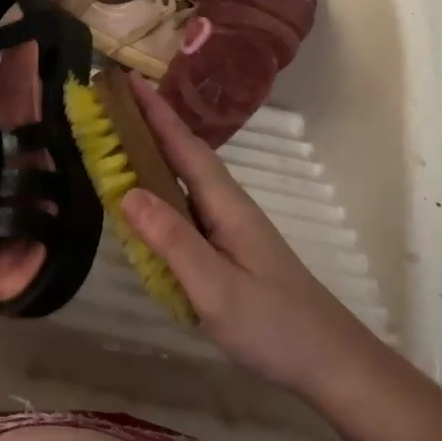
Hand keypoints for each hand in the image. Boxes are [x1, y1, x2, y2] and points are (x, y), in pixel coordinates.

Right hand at [119, 75, 353, 393]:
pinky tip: (144, 204)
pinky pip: (186, 207)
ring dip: (153, 156)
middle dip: (148, 125)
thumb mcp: (216, 288)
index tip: (126, 79)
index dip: (154, 112)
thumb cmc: (274, 324)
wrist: (332, 363)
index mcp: (225, 203)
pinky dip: (160, 192)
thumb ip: (172, 240)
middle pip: (183, 155)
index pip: (183, 146)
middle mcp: (227, 206)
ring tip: (116, 141)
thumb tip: (127, 191)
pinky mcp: (229, 250)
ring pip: (184, 181)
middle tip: (109, 104)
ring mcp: (230, 228)